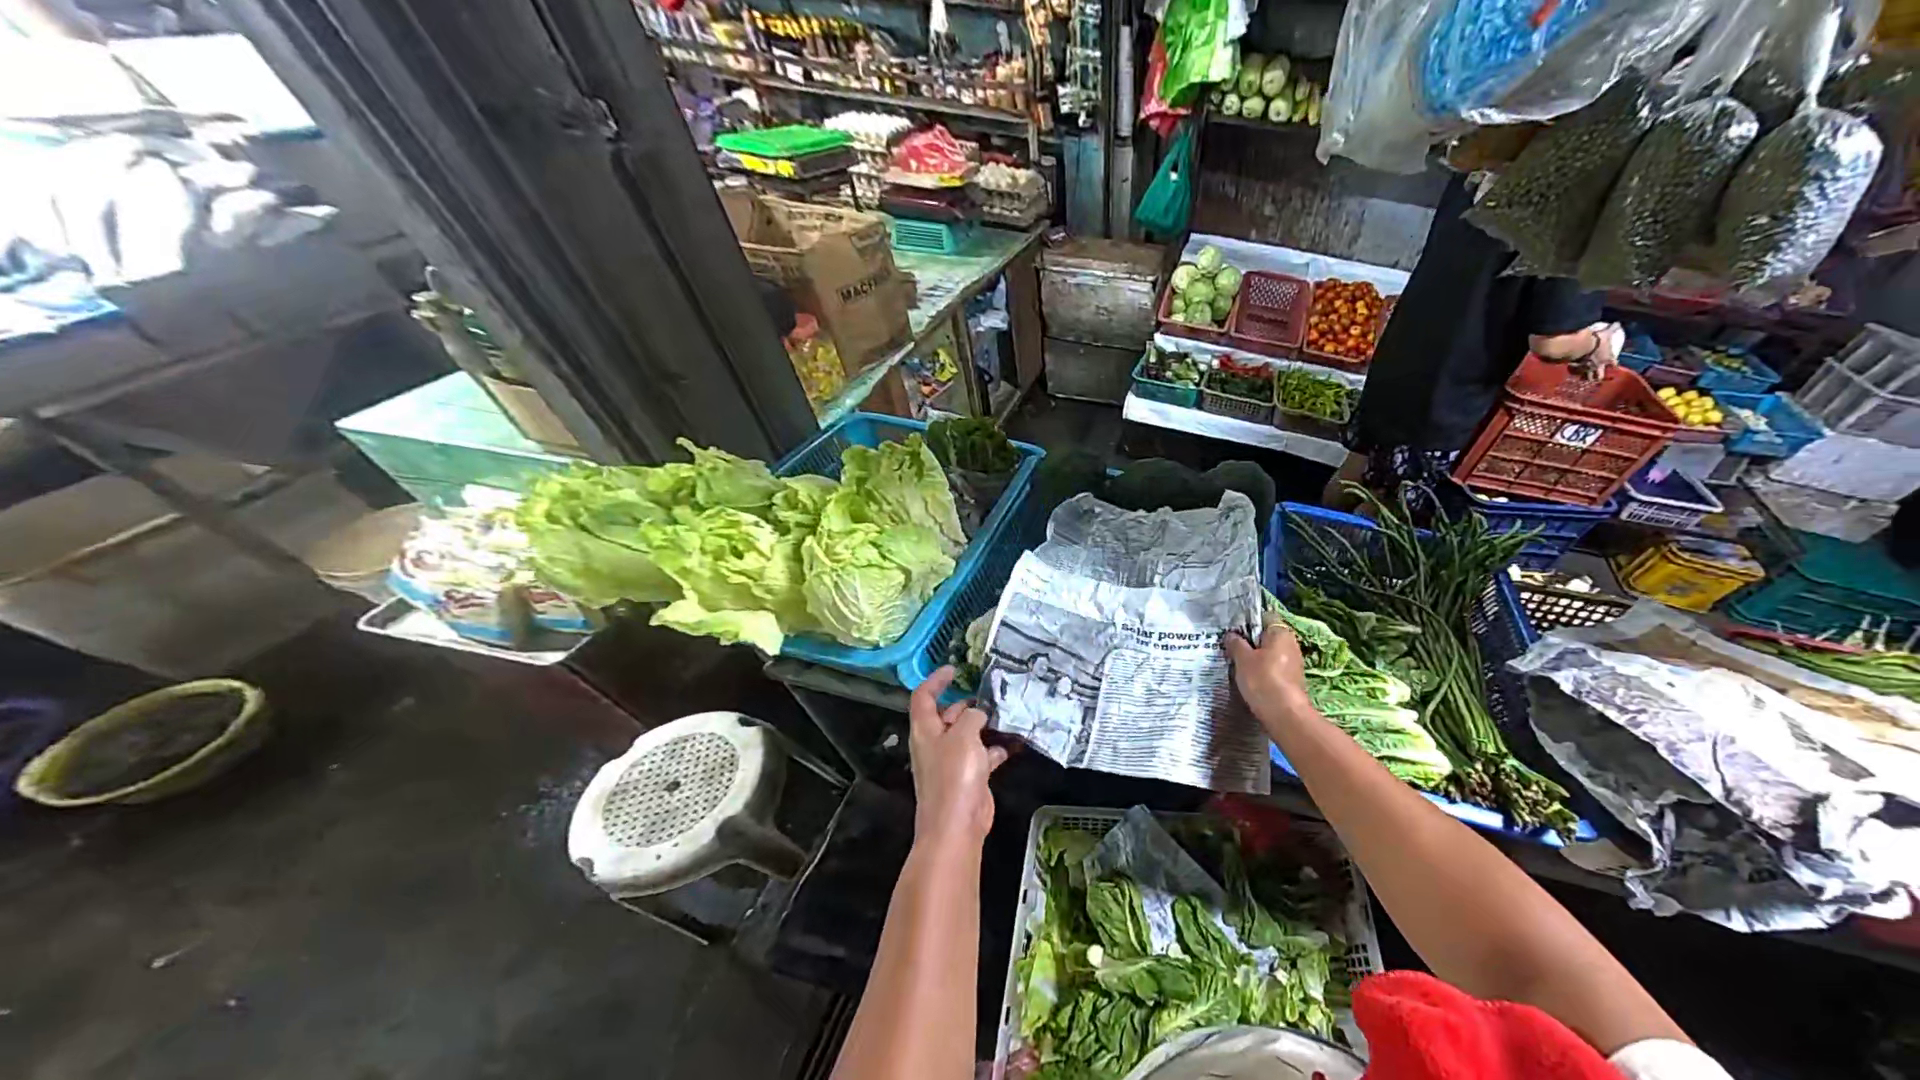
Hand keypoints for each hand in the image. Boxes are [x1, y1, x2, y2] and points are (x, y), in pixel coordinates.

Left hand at [908, 666, 1008, 848]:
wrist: (957, 825)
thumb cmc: (954, 775)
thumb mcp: (964, 736)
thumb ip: (972, 717)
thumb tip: (978, 713)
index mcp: (925, 730)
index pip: (923, 697)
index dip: (935, 680)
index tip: (953, 669)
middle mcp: (935, 743)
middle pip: (947, 715)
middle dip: (965, 704)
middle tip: (990, 694)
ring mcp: (951, 762)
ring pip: (967, 735)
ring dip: (984, 725)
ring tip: (1005, 714)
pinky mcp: (968, 778)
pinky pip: (982, 756)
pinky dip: (996, 749)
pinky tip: (1013, 743)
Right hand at [1224, 614, 1312, 721]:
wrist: (1284, 714)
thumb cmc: (1262, 679)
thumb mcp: (1242, 659)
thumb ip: (1236, 644)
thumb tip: (1231, 635)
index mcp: (1281, 633)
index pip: (1266, 617)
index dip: (1249, 621)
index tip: (1234, 629)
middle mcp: (1291, 644)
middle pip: (1268, 636)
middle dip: (1252, 640)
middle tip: (1232, 646)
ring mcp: (1294, 662)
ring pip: (1271, 652)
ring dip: (1257, 656)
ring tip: (1237, 662)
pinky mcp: (1292, 679)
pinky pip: (1274, 667)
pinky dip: (1263, 669)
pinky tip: (1250, 677)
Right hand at [1573, 322, 1621, 379]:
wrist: (1580, 344)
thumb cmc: (1596, 340)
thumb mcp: (1606, 333)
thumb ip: (1612, 329)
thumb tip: (1617, 323)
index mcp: (1607, 358)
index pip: (1613, 364)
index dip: (1614, 364)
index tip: (1613, 365)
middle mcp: (1598, 365)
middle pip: (1600, 375)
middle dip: (1600, 376)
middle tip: (1598, 376)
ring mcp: (1587, 368)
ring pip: (1588, 377)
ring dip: (1587, 377)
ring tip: (1585, 377)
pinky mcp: (1575, 368)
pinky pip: (1576, 372)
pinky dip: (1575, 372)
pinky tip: (1573, 371)